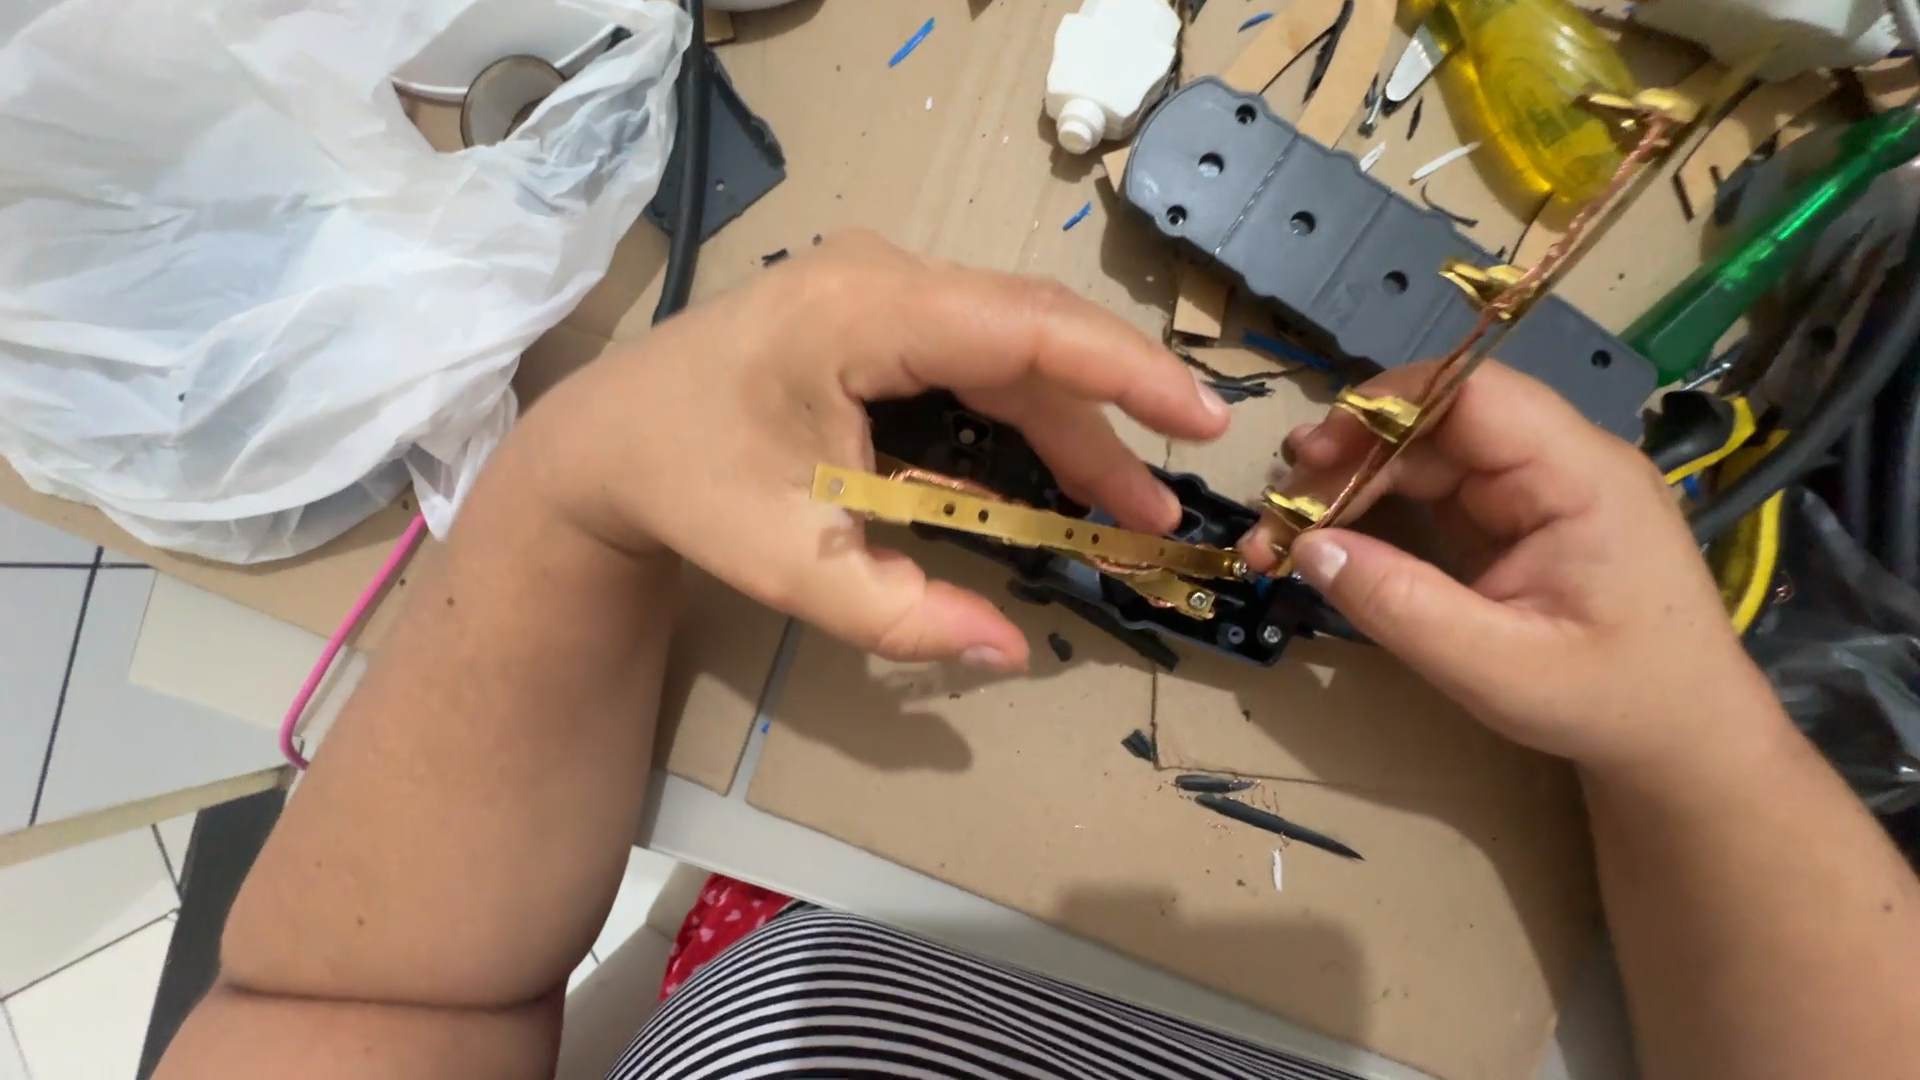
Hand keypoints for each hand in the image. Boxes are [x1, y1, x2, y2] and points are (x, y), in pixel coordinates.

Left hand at [520, 231, 1230, 671]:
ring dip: (1070, 426)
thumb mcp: (795, 566)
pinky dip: (1024, 415)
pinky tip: (1055, 469)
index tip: (1200, 419)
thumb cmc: (690, 489)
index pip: (1023, 327)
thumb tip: (1009, 655)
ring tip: (1124, 505)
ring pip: (1011, 350)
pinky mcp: (880, 313)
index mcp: (859, 314)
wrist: (609, 440)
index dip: (1125, 370)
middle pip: (1029, 340)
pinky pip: (977, 356)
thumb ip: (901, 616)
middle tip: (1160, 505)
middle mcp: (882, 275)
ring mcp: (881, 286)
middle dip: (1107, 421)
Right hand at [1240, 360, 1782, 773]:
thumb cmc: (1609, 703)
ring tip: (1282, 527)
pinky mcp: (1497, 516)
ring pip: (1410, 455)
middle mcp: (1549, 465)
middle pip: (1425, 426)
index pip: (1472, 394)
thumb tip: (1306, 546)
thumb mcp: (1498, 670)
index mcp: (1577, 479)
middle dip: (1340, 463)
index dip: (1383, 408)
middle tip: (1275, 519)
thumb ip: (1400, 606)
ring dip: (1340, 486)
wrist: (1677, 739)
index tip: (1312, 458)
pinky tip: (1322, 535)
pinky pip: (1416, 489)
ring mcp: (1520, 489)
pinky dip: (1361, 508)